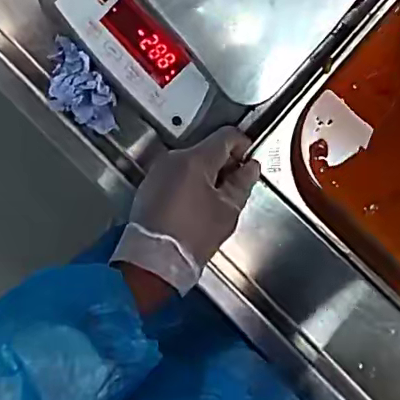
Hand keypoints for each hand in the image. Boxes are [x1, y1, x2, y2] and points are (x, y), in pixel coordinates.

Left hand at [109, 126, 260, 292]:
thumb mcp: (228, 210)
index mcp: (196, 159)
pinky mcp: (149, 185)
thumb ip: (243, 182)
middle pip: (209, 148)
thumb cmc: (190, 238)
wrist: (151, 264)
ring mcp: (159, 171)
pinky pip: (176, 174)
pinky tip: (194, 206)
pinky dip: (189, 183)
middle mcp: (174, 158)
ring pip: (192, 161)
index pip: (227, 135)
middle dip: (225, 164)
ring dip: (206, 174)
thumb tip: (250, 168)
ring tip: (214, 201)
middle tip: (234, 187)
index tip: (248, 161)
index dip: (243, 146)